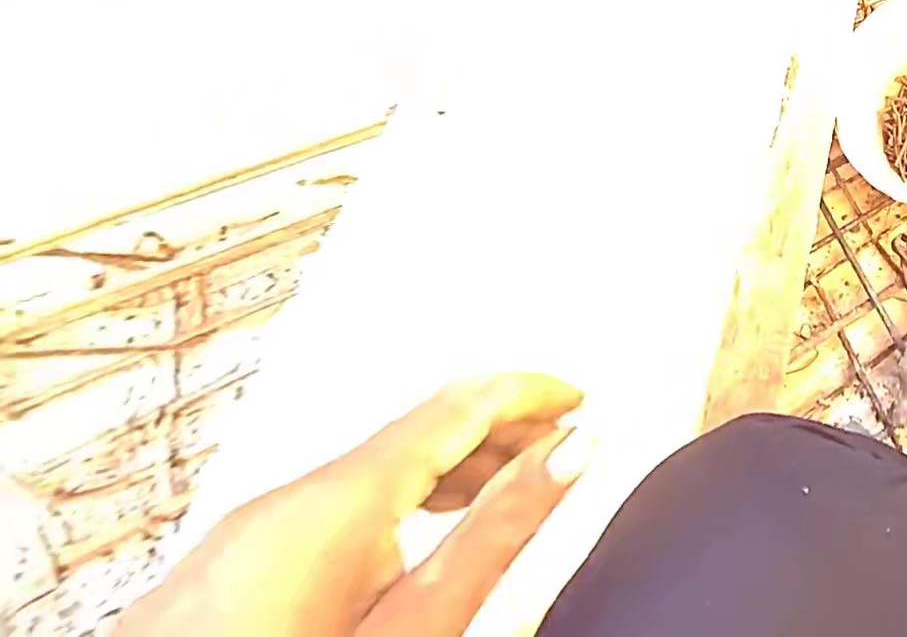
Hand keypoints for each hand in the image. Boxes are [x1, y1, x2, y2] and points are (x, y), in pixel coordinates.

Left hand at [119, 374, 591, 636]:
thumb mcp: (419, 623)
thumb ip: (504, 524)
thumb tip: (575, 447)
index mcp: (335, 501)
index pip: (463, 402)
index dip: (533, 391)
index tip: (580, 399)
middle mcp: (284, 501)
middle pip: (425, 425)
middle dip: (506, 423)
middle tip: (561, 439)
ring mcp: (245, 535)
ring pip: (386, 459)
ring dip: (463, 456)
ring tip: (514, 480)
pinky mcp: (227, 567)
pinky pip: (346, 495)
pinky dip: (413, 489)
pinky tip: (432, 520)